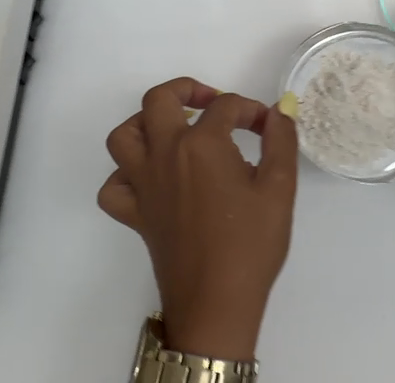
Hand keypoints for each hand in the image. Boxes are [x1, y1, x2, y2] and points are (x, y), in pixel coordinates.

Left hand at [98, 77, 298, 361]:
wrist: (217, 304)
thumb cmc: (251, 244)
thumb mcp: (280, 187)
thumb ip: (280, 140)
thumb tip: (277, 114)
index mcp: (202, 144)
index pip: (225, 106)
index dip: (251, 110)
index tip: (268, 126)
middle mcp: (165, 155)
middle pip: (159, 100)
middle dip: (188, 89)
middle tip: (213, 103)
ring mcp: (144, 186)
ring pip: (124, 136)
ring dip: (145, 122)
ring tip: (174, 128)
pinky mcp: (134, 215)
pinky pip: (114, 185)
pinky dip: (126, 174)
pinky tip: (152, 176)